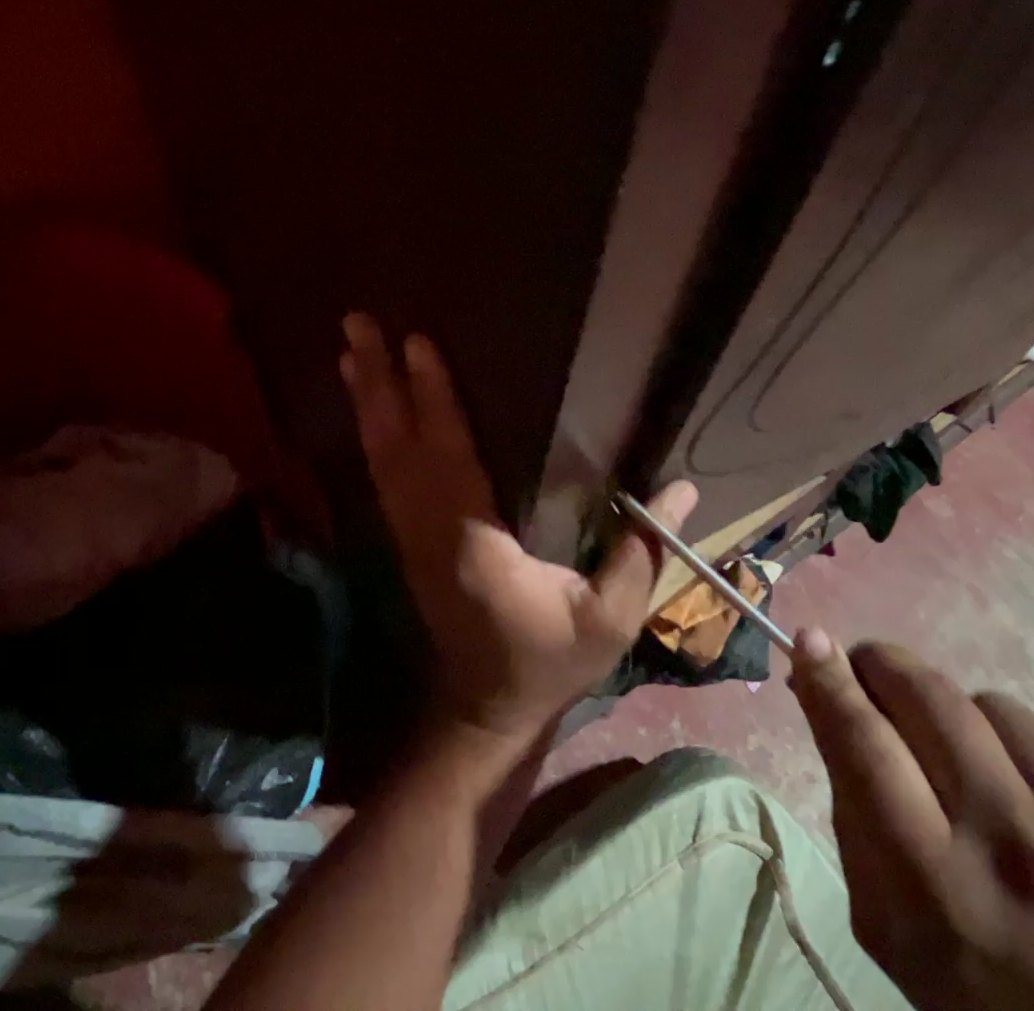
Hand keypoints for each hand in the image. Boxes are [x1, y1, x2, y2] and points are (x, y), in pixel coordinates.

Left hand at [340, 313, 697, 741]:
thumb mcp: (610, 621)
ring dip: (368, 405)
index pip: (451, 462)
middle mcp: (433, 538)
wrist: (489, 710)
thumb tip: (682, 490)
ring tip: (350, 350)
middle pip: (400, 451)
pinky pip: (386, 484)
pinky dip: (374, 440)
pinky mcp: (410, 549)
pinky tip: (367, 411)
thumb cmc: (550, 664)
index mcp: (478, 549)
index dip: (434, 402)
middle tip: (357, 323)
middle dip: (379, 386)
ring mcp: (413, 544)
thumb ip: (641, 554)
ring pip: (384, 464)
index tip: (418, 345)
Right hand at [789, 630, 1033, 1010]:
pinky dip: (1026, 754)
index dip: (830, 686)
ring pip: (992, 707)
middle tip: (866, 663)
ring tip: (967, 759)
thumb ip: (857, 833)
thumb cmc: (999, 992)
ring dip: (959, 717)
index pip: (867, 750)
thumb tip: (834, 722)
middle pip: (929, 702)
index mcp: (935, 883)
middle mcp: (1009, 836)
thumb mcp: (895, 938)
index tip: (808, 639)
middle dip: (884, 665)